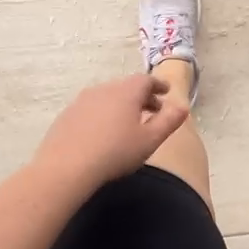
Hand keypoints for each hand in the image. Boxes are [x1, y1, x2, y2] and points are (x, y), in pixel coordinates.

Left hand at [36, 74, 188, 187]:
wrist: (66, 167)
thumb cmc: (116, 152)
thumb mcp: (150, 140)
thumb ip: (169, 121)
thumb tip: (182, 106)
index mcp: (126, 92)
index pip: (146, 80)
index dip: (158, 85)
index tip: (166, 91)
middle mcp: (103, 90)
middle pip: (126, 87)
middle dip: (142, 96)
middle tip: (153, 110)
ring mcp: (81, 101)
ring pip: (108, 97)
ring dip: (122, 105)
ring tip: (129, 122)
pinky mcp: (67, 115)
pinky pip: (92, 108)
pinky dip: (104, 114)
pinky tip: (104, 132)